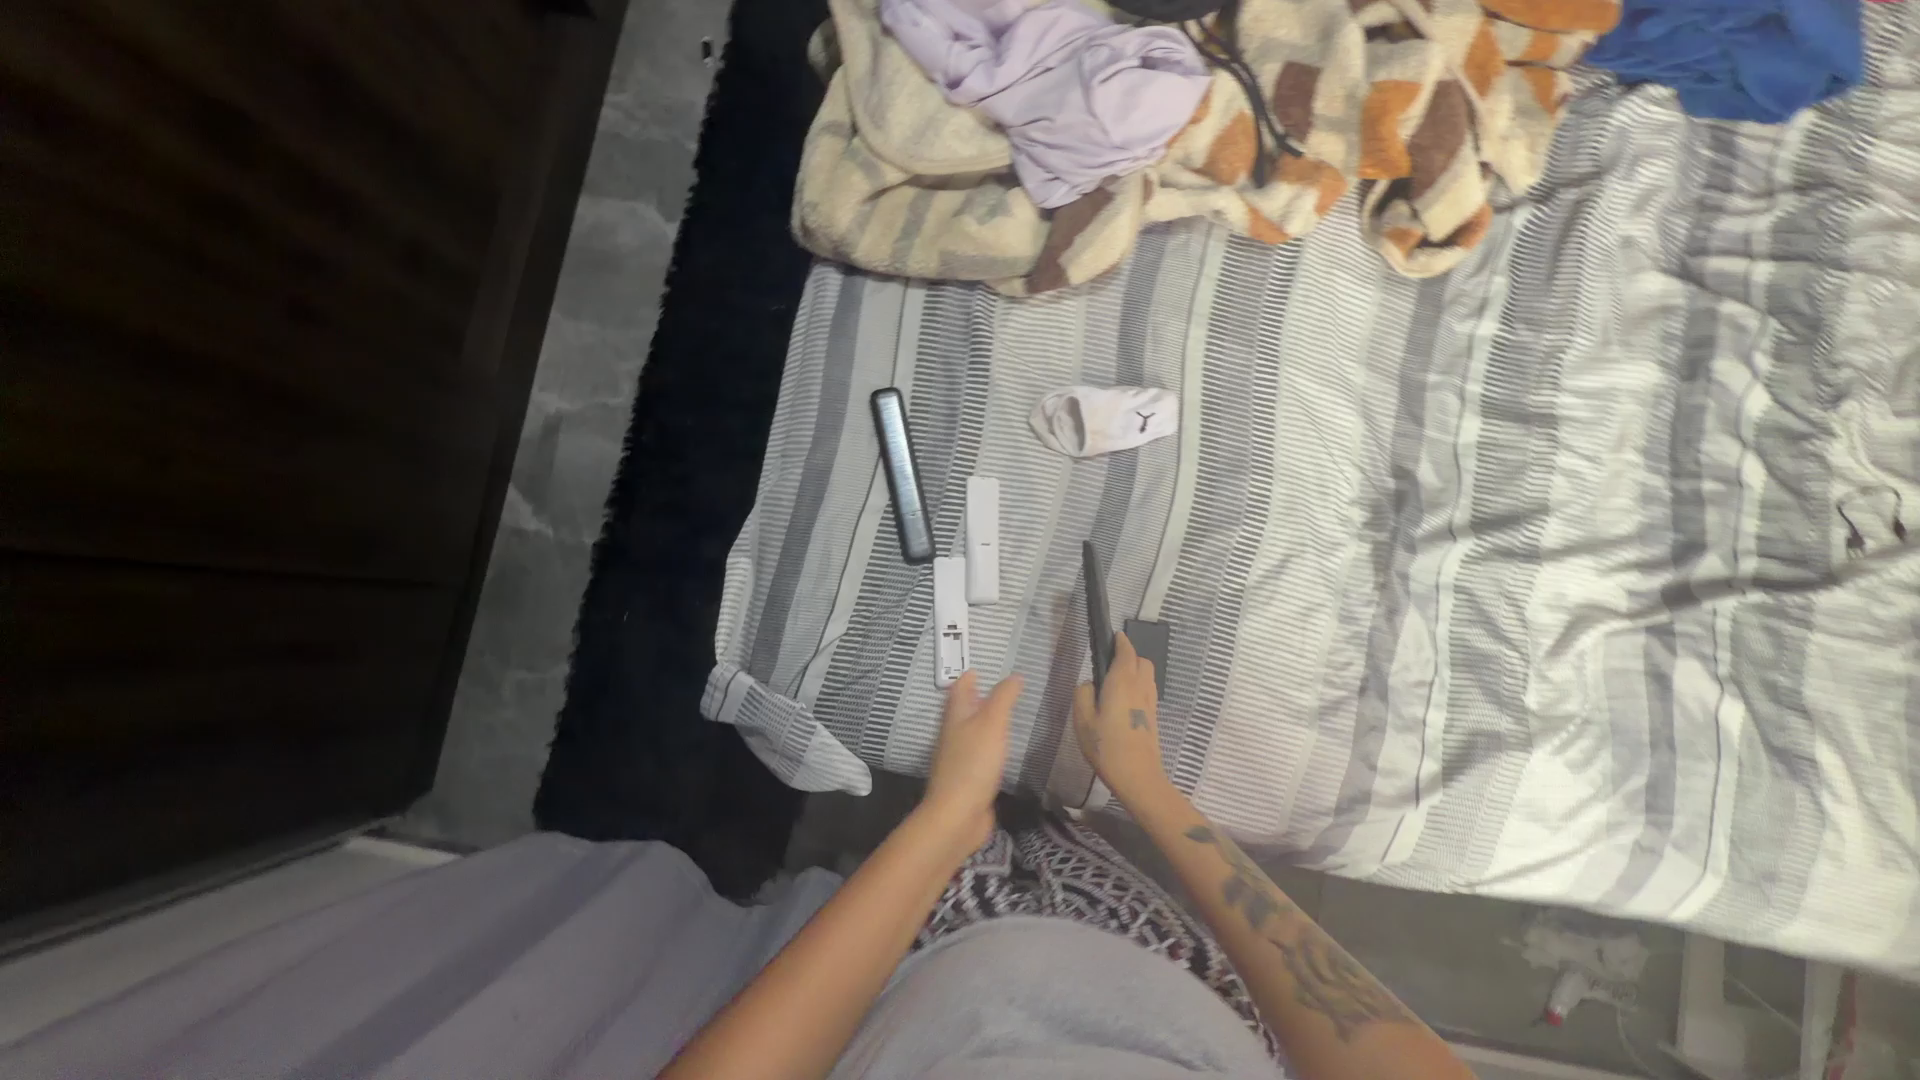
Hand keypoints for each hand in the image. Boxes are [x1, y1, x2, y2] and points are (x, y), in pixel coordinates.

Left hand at [921, 670, 1023, 852]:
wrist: (958, 814)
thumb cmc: (974, 763)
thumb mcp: (992, 724)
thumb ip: (1003, 698)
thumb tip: (1014, 676)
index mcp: (955, 717)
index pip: (959, 690)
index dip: (968, 678)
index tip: (978, 669)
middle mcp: (953, 734)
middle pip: (962, 710)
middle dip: (974, 698)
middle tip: (992, 689)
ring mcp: (959, 758)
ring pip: (969, 732)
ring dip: (981, 722)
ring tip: (999, 716)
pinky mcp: (967, 779)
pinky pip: (977, 754)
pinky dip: (987, 746)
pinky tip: (999, 750)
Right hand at [1073, 632, 1167, 802]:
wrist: (1137, 775)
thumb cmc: (1106, 746)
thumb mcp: (1082, 720)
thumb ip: (1083, 694)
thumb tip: (1090, 684)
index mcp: (1122, 682)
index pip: (1126, 652)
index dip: (1121, 642)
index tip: (1114, 636)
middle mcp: (1140, 687)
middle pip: (1142, 660)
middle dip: (1129, 655)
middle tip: (1111, 661)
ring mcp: (1150, 702)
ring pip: (1147, 675)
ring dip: (1136, 670)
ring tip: (1117, 679)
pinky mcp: (1153, 716)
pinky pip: (1148, 689)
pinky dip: (1139, 685)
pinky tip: (1124, 699)